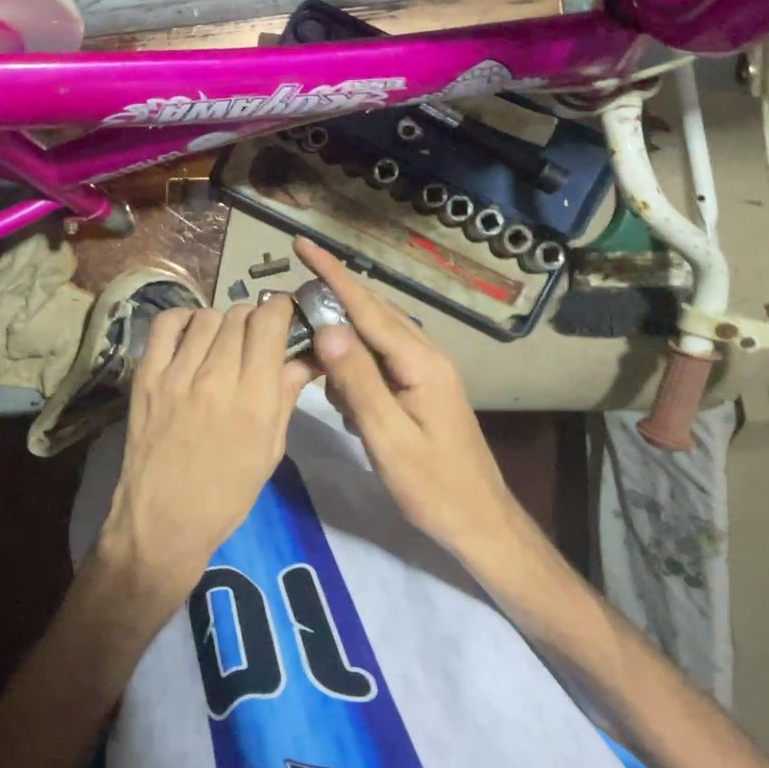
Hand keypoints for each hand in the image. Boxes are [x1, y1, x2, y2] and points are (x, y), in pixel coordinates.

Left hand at [98, 298, 315, 591]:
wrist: (164, 518)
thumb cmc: (226, 493)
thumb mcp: (270, 450)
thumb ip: (284, 396)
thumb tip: (303, 357)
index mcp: (254, 399)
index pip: (269, 324)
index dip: (280, 310)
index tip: (283, 315)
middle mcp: (216, 378)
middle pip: (239, 316)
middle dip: (254, 319)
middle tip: (254, 337)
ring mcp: (177, 374)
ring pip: (207, 317)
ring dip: (221, 322)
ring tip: (222, 341)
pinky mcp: (146, 376)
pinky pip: (165, 325)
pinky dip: (183, 320)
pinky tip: (191, 335)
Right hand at [293, 238, 528, 560]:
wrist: (479, 523)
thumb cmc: (433, 487)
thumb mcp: (388, 437)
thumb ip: (358, 381)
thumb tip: (326, 327)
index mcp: (420, 363)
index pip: (367, 308)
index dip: (332, 274)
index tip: (301, 244)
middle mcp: (425, 357)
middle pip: (371, 312)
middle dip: (331, 295)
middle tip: (288, 294)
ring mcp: (425, 372)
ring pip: (374, 335)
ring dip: (339, 336)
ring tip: (306, 347)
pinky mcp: (420, 389)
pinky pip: (378, 360)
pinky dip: (351, 364)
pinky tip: (339, 390)